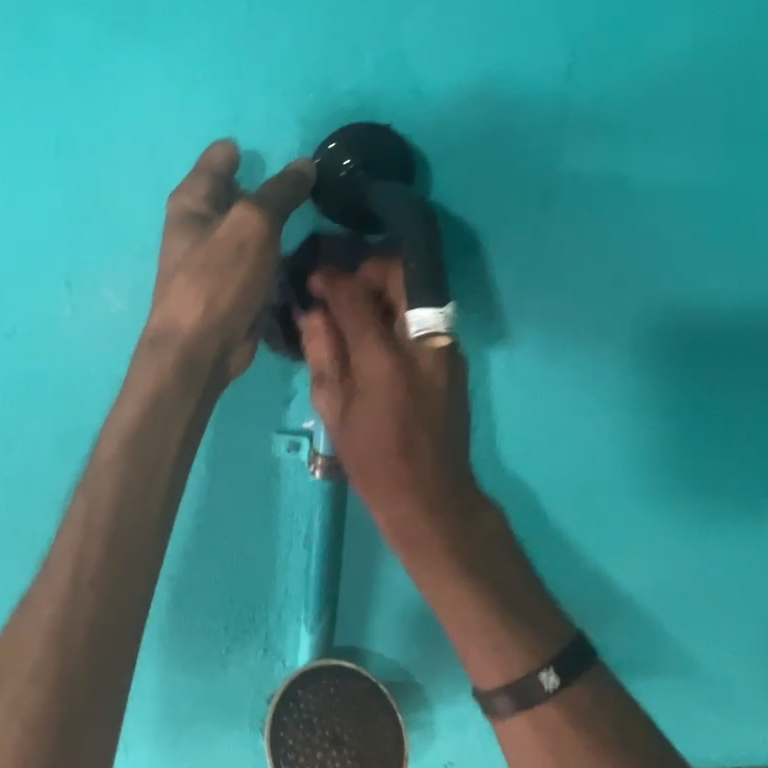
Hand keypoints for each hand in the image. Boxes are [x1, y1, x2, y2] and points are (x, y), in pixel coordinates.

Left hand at [147, 140, 314, 378]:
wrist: (198, 350)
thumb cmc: (218, 278)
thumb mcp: (253, 224)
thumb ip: (280, 191)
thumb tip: (305, 163)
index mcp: (194, 198)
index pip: (221, 155)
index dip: (254, 150)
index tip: (292, 152)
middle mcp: (200, 222)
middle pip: (241, 191)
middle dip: (275, 186)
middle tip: (321, 180)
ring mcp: (216, 256)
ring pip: (255, 227)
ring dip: (282, 223)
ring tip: (325, 212)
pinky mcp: (233, 285)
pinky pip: (262, 259)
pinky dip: (281, 254)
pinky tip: (311, 252)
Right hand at [296, 256, 482, 544]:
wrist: (431, 496)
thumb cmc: (372, 459)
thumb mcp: (333, 408)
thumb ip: (322, 352)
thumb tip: (313, 312)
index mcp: (382, 358)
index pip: (353, 294)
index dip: (329, 279)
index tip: (314, 282)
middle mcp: (420, 342)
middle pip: (399, 273)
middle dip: (368, 271)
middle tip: (345, 290)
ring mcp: (445, 348)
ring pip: (417, 291)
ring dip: (386, 290)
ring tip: (360, 313)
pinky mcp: (455, 357)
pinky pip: (426, 316)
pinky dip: (401, 314)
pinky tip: (382, 339)